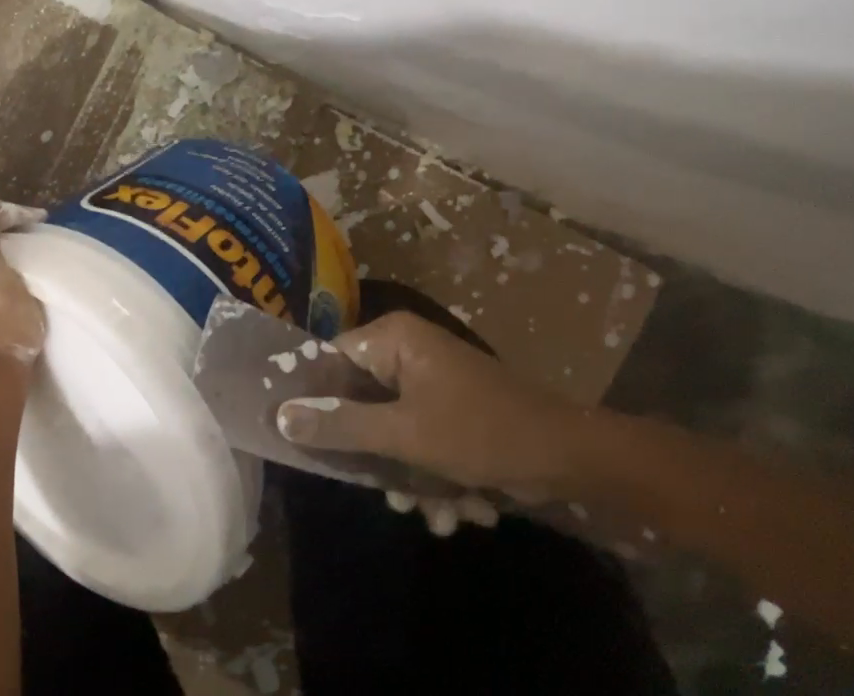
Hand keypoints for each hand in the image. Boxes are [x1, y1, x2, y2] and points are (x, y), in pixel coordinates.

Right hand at [276, 311, 589, 500]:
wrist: (574, 459)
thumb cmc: (482, 432)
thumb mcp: (403, 434)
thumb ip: (339, 424)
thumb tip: (279, 416)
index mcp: (392, 339)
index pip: (328, 361)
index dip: (311, 399)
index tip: (297, 436)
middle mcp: (407, 352)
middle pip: (358, 402)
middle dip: (374, 456)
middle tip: (383, 492)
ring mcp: (430, 382)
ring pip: (388, 429)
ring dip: (408, 478)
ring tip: (430, 513)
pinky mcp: (450, 411)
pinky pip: (418, 440)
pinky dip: (432, 477)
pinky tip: (456, 511)